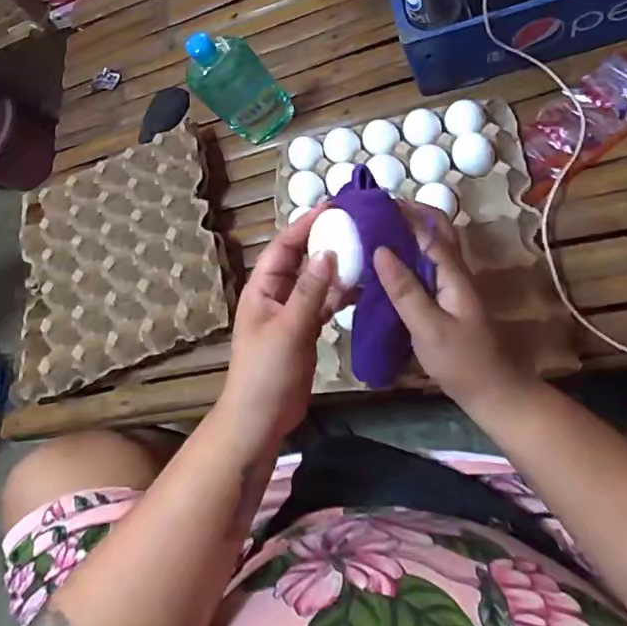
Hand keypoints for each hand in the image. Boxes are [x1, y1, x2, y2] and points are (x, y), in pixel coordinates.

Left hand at [217, 206, 344, 448]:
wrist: (260, 418)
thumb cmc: (266, 371)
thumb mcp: (289, 328)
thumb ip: (310, 291)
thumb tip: (329, 251)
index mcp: (263, 288)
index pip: (284, 246)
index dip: (305, 225)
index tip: (333, 207)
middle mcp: (276, 294)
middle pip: (301, 259)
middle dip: (325, 241)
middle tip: (357, 224)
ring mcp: (291, 313)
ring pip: (316, 281)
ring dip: (337, 268)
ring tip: (366, 250)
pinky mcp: (305, 331)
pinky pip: (324, 304)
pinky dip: (341, 295)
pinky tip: (362, 287)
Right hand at [372, 206, 534, 411]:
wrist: (495, 394)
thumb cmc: (463, 362)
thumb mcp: (428, 328)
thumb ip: (404, 289)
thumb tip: (380, 249)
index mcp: (453, 273)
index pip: (428, 229)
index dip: (403, 211)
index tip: (371, 204)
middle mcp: (454, 272)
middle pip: (434, 230)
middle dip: (406, 216)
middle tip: (371, 214)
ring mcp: (451, 286)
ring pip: (429, 248)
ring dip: (404, 235)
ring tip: (371, 234)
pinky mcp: (444, 300)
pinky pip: (423, 269)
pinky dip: (404, 259)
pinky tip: (382, 268)